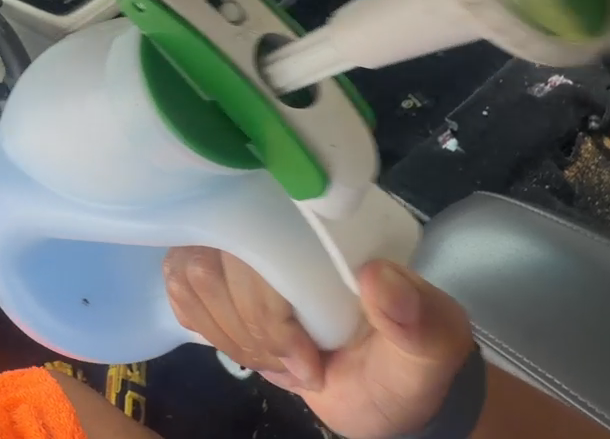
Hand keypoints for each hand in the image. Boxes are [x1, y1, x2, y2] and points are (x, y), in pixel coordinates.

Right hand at [162, 247, 474, 438]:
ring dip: (230, 334)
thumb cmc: (406, 359)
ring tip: (279, 361)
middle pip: (207, 261)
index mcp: (314, 221)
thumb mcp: (430, 346)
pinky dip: (208, 326)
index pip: (249, 232)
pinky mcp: (213, 274)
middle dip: (248, 331)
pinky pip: (179, 288)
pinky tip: (246, 346)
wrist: (384, 390)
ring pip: (189, 276)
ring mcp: (233, 245)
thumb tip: (377, 277)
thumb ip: (418, 318)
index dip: (262, 305)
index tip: (306, 360)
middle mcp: (264, 220)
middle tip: (299, 366)